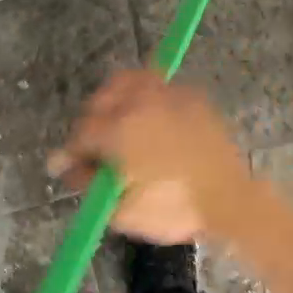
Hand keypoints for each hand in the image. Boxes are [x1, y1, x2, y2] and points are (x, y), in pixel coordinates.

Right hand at [49, 69, 252, 243]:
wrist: (229, 198)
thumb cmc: (174, 208)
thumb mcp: (123, 210)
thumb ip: (90, 186)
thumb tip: (67, 170)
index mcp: (118, 131)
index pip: (81, 134)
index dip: (70, 152)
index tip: (64, 166)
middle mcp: (139, 103)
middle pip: (100, 100)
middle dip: (90, 122)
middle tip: (92, 146)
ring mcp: (168, 95)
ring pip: (128, 82)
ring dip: (115, 101)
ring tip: (117, 124)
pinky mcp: (192, 97)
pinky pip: (158, 86)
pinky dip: (146, 99)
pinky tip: (148, 120)